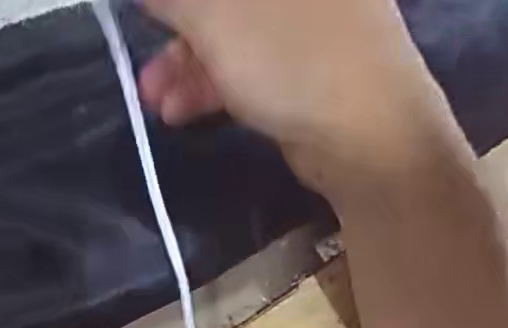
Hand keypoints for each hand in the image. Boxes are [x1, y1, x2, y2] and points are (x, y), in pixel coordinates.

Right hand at [136, 0, 459, 197]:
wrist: (366, 135)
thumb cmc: (293, 59)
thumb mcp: (218, 17)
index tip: (141, 11)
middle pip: (221, 0)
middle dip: (174, 29)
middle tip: (141, 66)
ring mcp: (304, 22)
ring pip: (229, 33)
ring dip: (185, 67)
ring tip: (153, 102)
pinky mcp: (302, 68)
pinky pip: (245, 65)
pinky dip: (211, 85)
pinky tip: (180, 112)